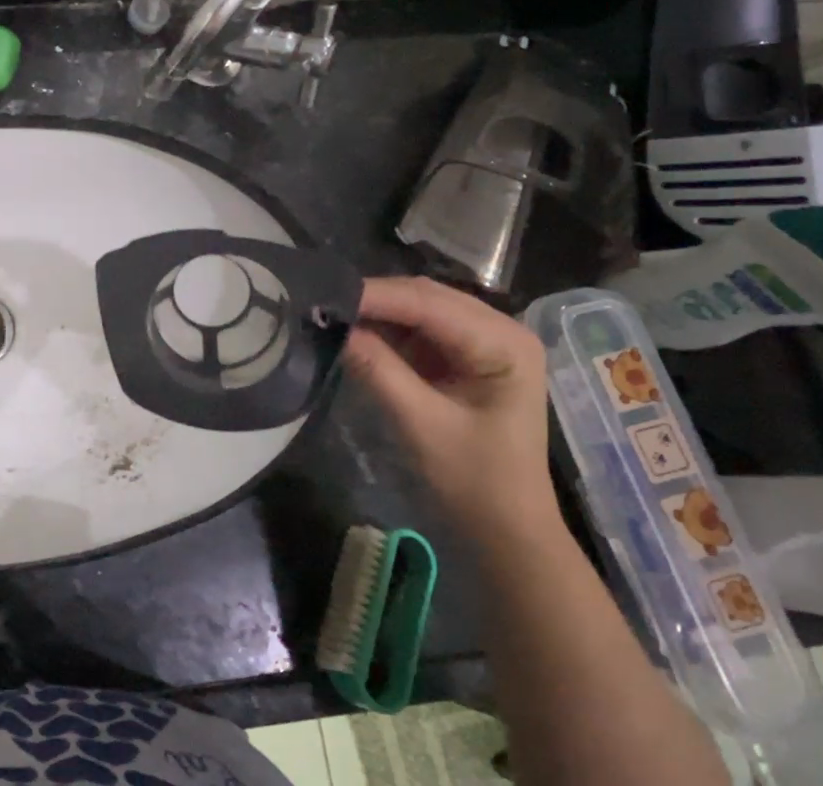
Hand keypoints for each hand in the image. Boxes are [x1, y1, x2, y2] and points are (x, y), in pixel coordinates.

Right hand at [341, 276, 556, 540]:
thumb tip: (331, 326)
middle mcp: (500, 330)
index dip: (374, 297)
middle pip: (426, 297)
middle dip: (373, 298)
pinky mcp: (463, 357)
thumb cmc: (473, 480)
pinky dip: (384, 328)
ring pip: (419, 308)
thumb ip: (378, 370)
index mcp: (505, 344)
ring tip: (327, 312)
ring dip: (376, 311)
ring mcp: (483, 342)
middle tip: (317, 302)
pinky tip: (352, 331)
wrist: (504, 527)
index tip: (321, 296)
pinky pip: (418, 329)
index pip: (429, 304)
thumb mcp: (420, 424)